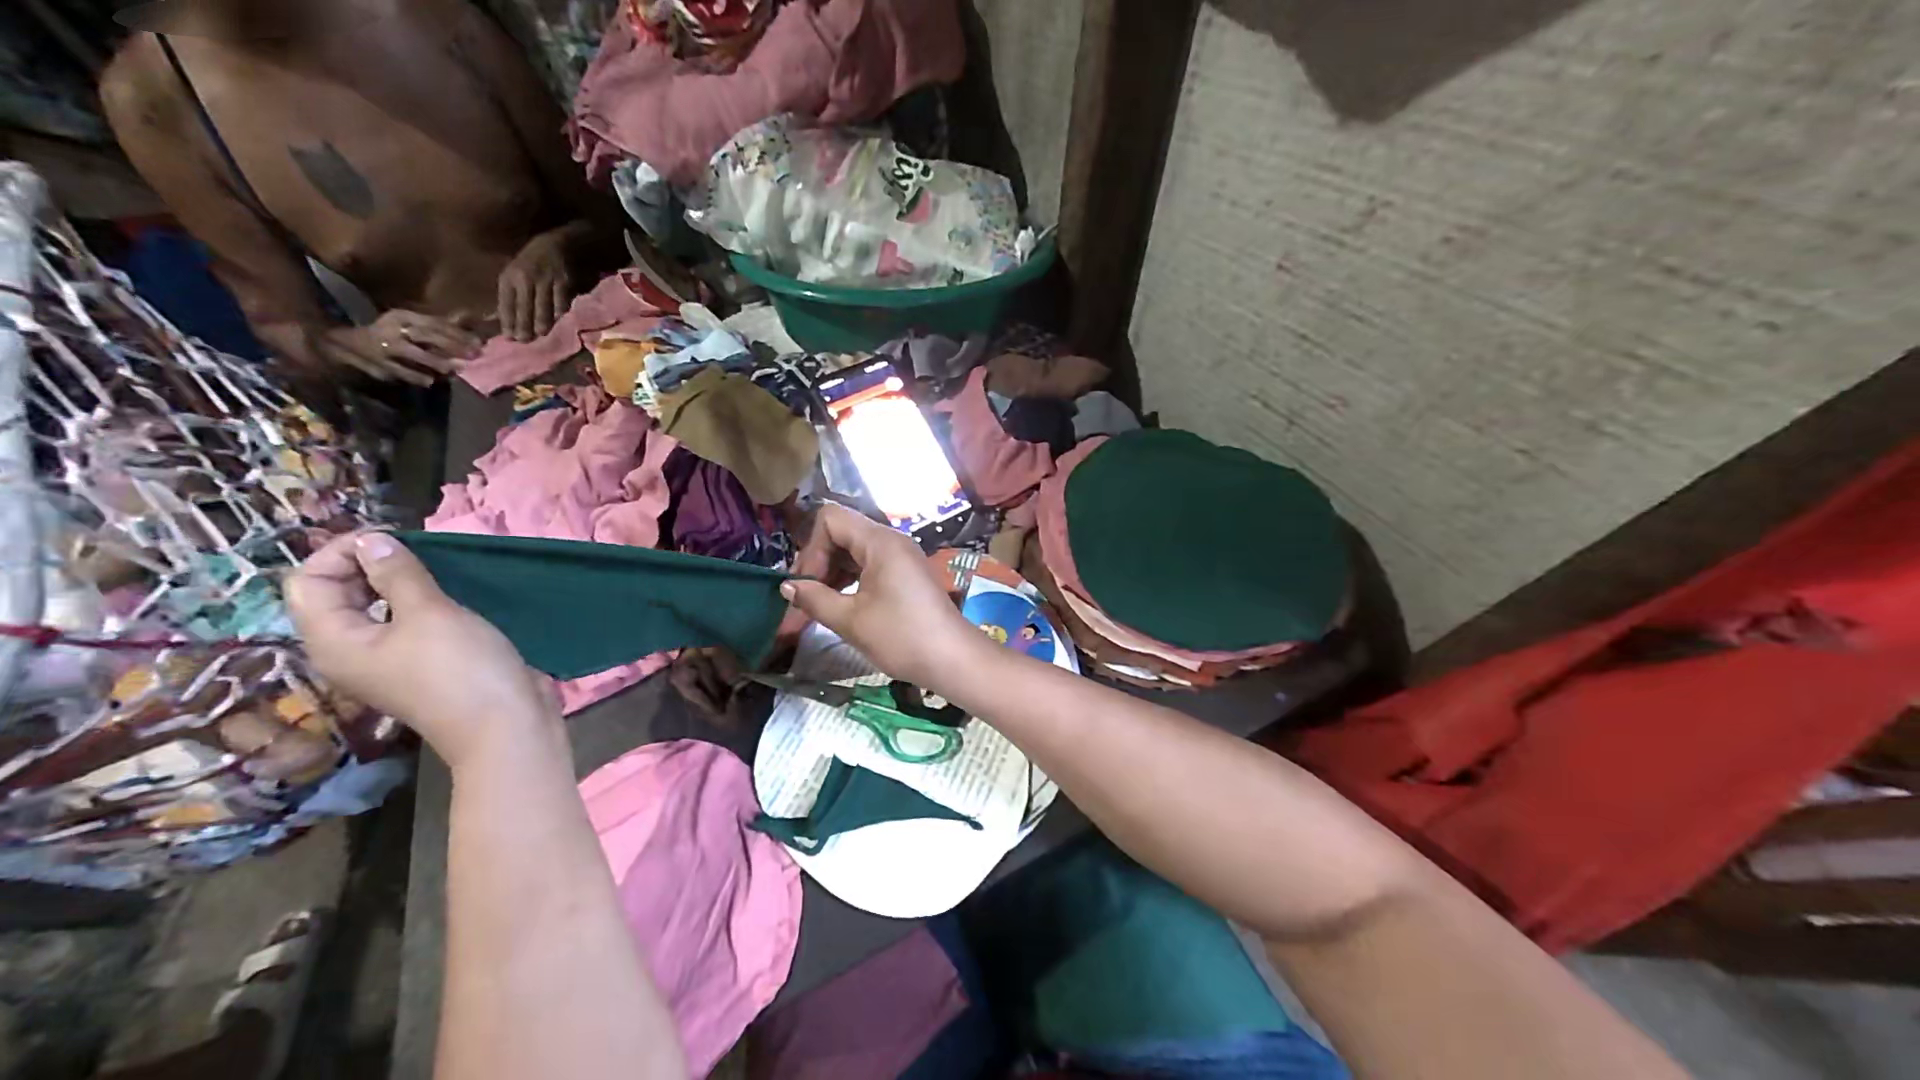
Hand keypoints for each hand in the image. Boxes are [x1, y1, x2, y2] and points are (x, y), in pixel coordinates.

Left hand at [285, 532, 559, 768]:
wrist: (506, 725)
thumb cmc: (462, 668)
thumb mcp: (430, 613)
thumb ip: (397, 573)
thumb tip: (372, 540)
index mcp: (334, 641)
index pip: (308, 582)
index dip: (342, 552)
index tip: (393, 537)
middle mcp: (349, 650)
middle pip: (335, 594)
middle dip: (366, 563)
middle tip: (416, 547)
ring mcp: (386, 659)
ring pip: (371, 607)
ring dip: (395, 581)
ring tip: (434, 566)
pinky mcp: (420, 663)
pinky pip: (402, 622)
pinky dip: (416, 601)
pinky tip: (448, 594)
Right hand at [318, 310, 482, 386]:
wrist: (348, 342)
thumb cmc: (389, 331)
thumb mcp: (411, 323)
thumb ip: (439, 324)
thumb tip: (470, 318)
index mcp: (402, 316)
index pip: (433, 323)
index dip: (457, 332)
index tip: (479, 342)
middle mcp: (394, 329)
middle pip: (426, 336)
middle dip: (452, 346)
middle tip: (474, 355)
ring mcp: (385, 346)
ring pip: (413, 353)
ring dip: (436, 362)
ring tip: (456, 369)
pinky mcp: (379, 363)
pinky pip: (400, 371)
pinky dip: (416, 376)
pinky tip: (431, 382)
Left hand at [497, 228, 577, 341]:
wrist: (555, 245)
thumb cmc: (530, 264)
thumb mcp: (513, 275)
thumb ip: (510, 296)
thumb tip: (502, 320)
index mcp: (509, 277)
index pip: (506, 302)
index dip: (507, 320)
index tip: (508, 337)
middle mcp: (525, 278)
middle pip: (524, 307)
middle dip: (523, 326)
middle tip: (524, 341)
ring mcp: (545, 280)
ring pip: (543, 307)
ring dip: (541, 323)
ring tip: (540, 335)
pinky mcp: (563, 282)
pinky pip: (561, 302)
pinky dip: (559, 314)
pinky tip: (558, 323)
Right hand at [781, 504, 989, 689]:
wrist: (953, 660)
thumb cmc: (901, 636)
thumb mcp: (851, 620)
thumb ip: (814, 599)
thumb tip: (787, 587)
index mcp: (879, 542)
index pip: (830, 519)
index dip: (810, 549)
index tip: (806, 585)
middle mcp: (891, 541)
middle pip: (841, 534)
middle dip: (817, 565)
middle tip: (803, 600)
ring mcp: (901, 558)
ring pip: (853, 553)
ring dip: (830, 576)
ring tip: (815, 608)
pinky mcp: (906, 576)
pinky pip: (868, 567)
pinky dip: (849, 583)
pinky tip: (839, 608)